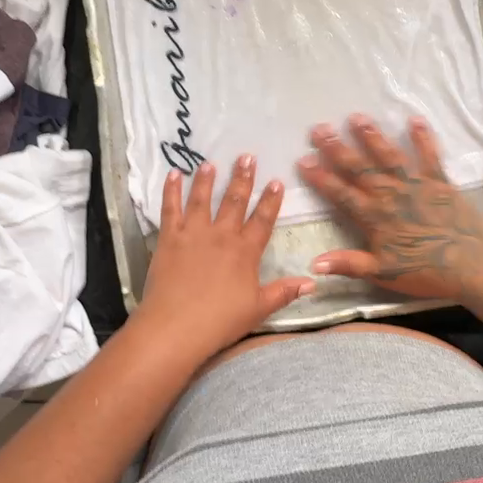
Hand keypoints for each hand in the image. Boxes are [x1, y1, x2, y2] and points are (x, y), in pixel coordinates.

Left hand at [132, 156, 314, 362]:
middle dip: (242, 178)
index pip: (262, 220)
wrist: (177, 326)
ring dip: (207, 179)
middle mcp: (221, 236)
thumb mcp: (258, 309)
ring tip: (210, 162)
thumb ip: (284, 292)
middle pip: (234, 201)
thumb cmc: (220, 321)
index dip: (270, 201)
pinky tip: (173, 174)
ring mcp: (193, 234)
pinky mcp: (169, 238)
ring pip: (202, 199)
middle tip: (247, 156)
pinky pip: (170, 208)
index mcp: (245, 252)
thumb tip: (312, 282)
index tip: (275, 181)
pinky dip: (171, 190)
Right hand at [297, 114, 482, 301]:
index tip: (303, 160)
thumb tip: (313, 264)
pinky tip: (414, 120)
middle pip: (360, 168)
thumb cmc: (426, 272)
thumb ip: (348, 264)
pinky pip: (429, 155)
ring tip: (356, 117)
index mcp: (375, 217)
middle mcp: (391, 195)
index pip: (341, 193)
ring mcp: (416, 185)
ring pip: (389, 156)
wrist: (474, 265)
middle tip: (319, 129)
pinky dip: (422, 138)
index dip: (321, 177)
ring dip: (372, 136)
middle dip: (338, 148)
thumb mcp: (383, 273)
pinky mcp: (440, 182)